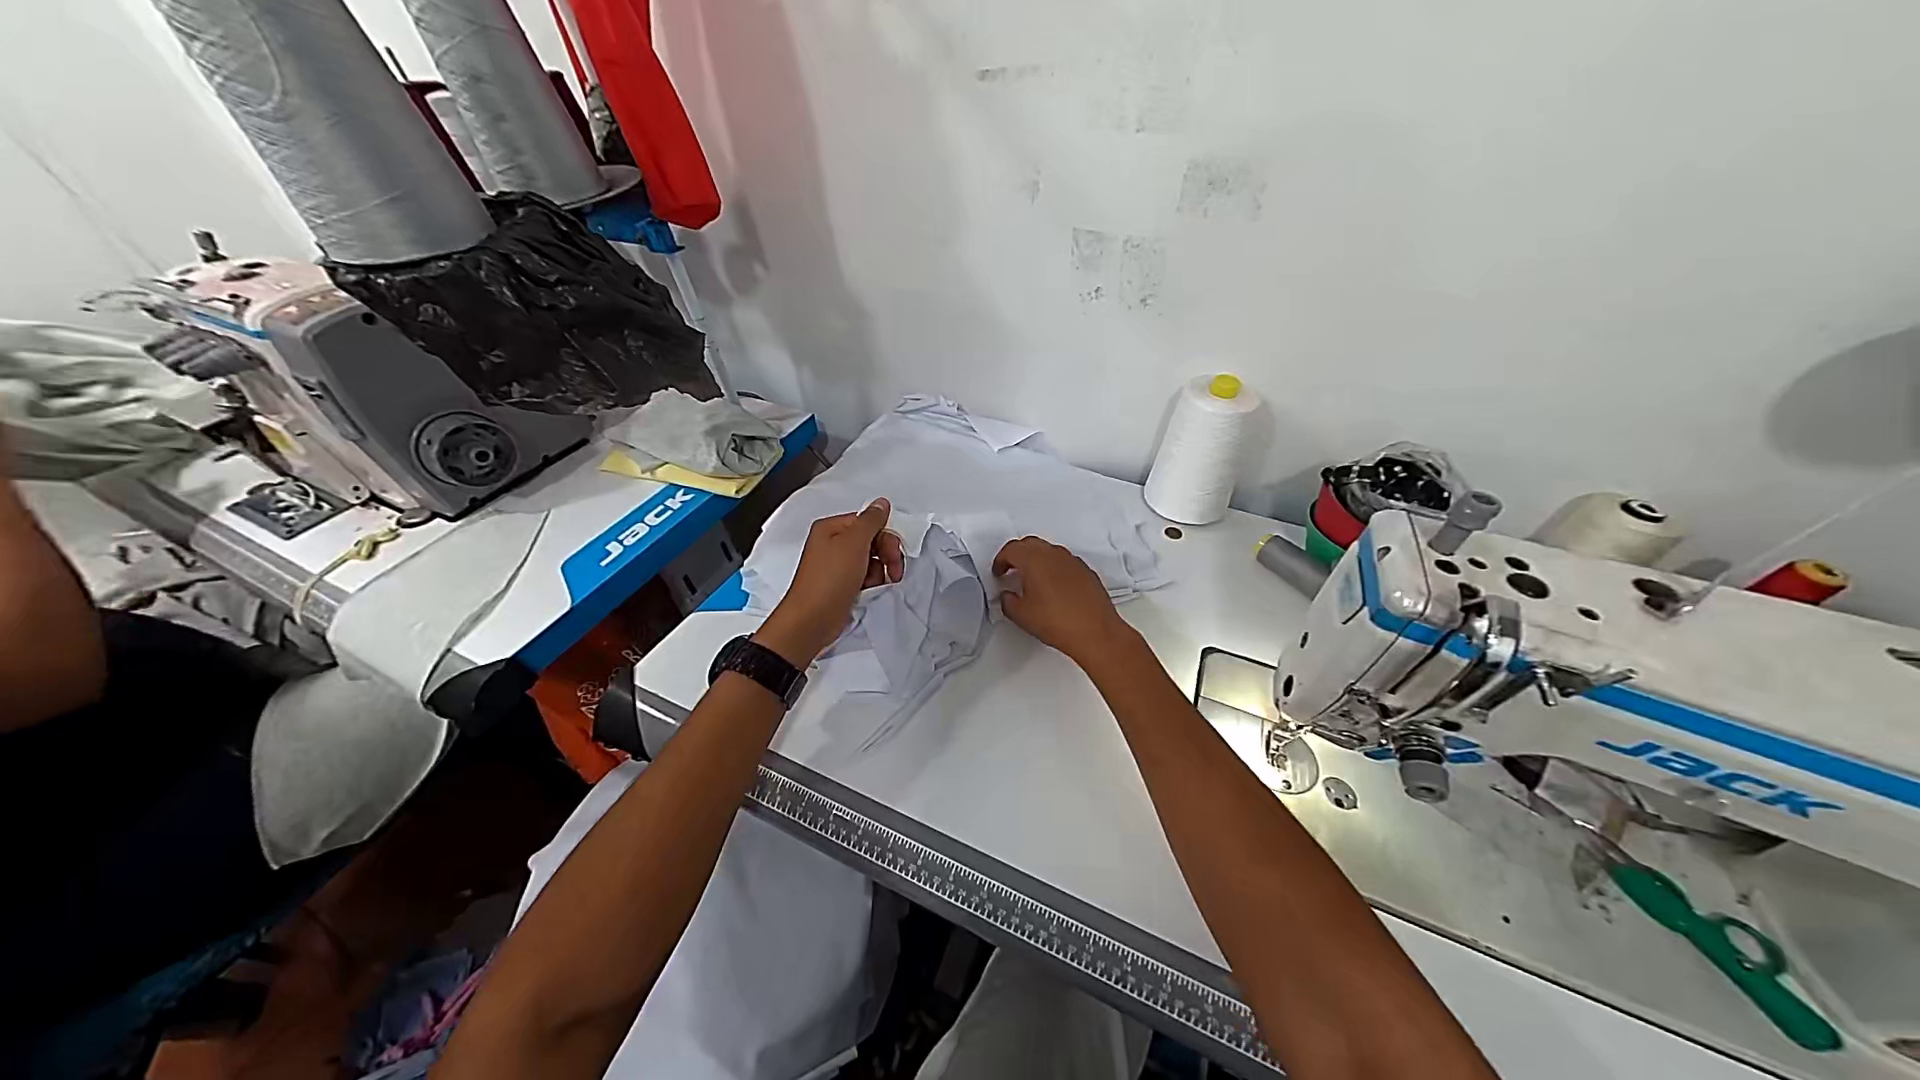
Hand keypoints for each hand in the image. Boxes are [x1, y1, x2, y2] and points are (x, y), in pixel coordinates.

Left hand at [755, 499, 904, 666]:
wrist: (813, 620)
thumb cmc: (828, 581)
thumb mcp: (854, 543)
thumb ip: (871, 520)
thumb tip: (880, 504)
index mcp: (832, 528)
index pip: (869, 522)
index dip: (884, 536)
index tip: (891, 551)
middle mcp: (833, 544)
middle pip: (873, 541)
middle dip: (886, 555)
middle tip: (892, 569)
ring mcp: (838, 566)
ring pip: (872, 561)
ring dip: (881, 572)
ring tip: (875, 584)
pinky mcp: (843, 585)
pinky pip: (866, 578)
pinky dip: (872, 584)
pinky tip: (869, 591)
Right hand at [994, 536, 1135, 665]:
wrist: (1095, 632)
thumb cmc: (1062, 622)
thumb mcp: (1021, 615)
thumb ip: (1007, 601)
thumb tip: (1008, 598)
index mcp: (1034, 560)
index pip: (1011, 549)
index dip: (1001, 560)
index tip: (999, 570)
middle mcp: (1054, 555)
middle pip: (1030, 543)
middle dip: (1017, 555)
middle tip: (1010, 569)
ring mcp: (1072, 561)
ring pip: (1048, 551)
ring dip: (1036, 560)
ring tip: (1030, 579)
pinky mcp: (1085, 571)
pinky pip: (1064, 562)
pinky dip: (1054, 568)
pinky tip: (1052, 587)